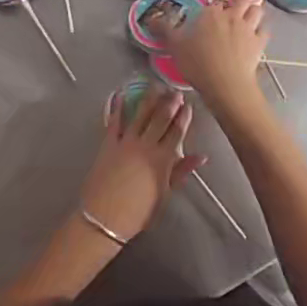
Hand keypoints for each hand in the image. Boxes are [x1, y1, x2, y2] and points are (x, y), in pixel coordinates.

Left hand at [78, 87, 202, 240]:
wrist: (105, 218)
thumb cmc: (139, 212)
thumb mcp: (165, 194)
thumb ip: (181, 172)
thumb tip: (201, 157)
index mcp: (163, 159)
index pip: (177, 132)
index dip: (184, 118)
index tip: (189, 106)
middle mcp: (145, 146)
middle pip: (160, 119)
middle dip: (169, 104)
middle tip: (175, 92)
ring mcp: (125, 143)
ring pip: (140, 115)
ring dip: (149, 100)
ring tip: (156, 87)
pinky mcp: (108, 144)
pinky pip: (114, 122)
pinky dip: (118, 108)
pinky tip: (121, 95)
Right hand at [164, 0, 267, 116]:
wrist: (225, 83)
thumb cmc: (197, 63)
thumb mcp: (174, 46)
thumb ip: (163, 30)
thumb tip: (150, 19)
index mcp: (211, 14)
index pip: (213, 4)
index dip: (211, 10)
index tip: (207, 18)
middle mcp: (232, 16)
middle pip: (241, 0)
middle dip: (239, 3)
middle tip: (233, 12)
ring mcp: (248, 28)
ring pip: (257, 10)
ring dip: (253, 12)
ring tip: (248, 18)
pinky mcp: (260, 43)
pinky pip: (264, 31)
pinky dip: (261, 31)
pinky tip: (255, 37)